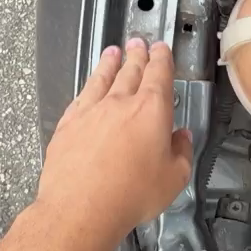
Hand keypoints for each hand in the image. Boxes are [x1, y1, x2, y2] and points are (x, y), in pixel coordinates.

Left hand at [34, 38, 192, 246]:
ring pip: (103, 78)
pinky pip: (81, 96)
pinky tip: (88, 86)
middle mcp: (120, 103)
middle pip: (131, 71)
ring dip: (110, 63)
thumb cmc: (130, 194)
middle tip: (139, 43)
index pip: (159, 75)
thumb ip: (181, 152)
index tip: (162, 49)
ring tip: (113, 52)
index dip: (162, 59)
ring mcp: (91, 111)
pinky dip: (88, 85)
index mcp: (152, 111)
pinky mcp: (69, 124)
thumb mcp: (174, 178)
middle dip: (137, 55)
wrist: (82, 207)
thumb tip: (181, 138)